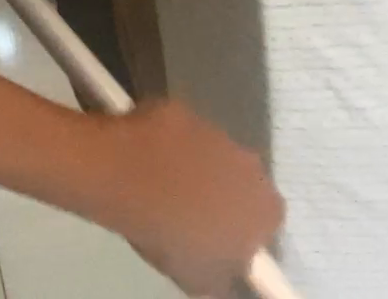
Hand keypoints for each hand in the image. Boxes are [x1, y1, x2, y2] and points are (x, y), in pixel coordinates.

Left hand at [105, 101, 283, 296]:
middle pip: (236, 178)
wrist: (120, 176)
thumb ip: (224, 281)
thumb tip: (225, 283)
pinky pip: (169, 124)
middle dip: (214, 187)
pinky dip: (156, 133)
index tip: (206, 231)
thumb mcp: (203, 280)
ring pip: (203, 147)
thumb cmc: (167, 233)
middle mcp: (249, 163)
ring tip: (150, 173)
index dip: (234, 226)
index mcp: (267, 209)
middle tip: (177, 201)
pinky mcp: (173, 106)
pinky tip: (134, 146)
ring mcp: (210, 128)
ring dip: (185, 158)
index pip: (261, 220)